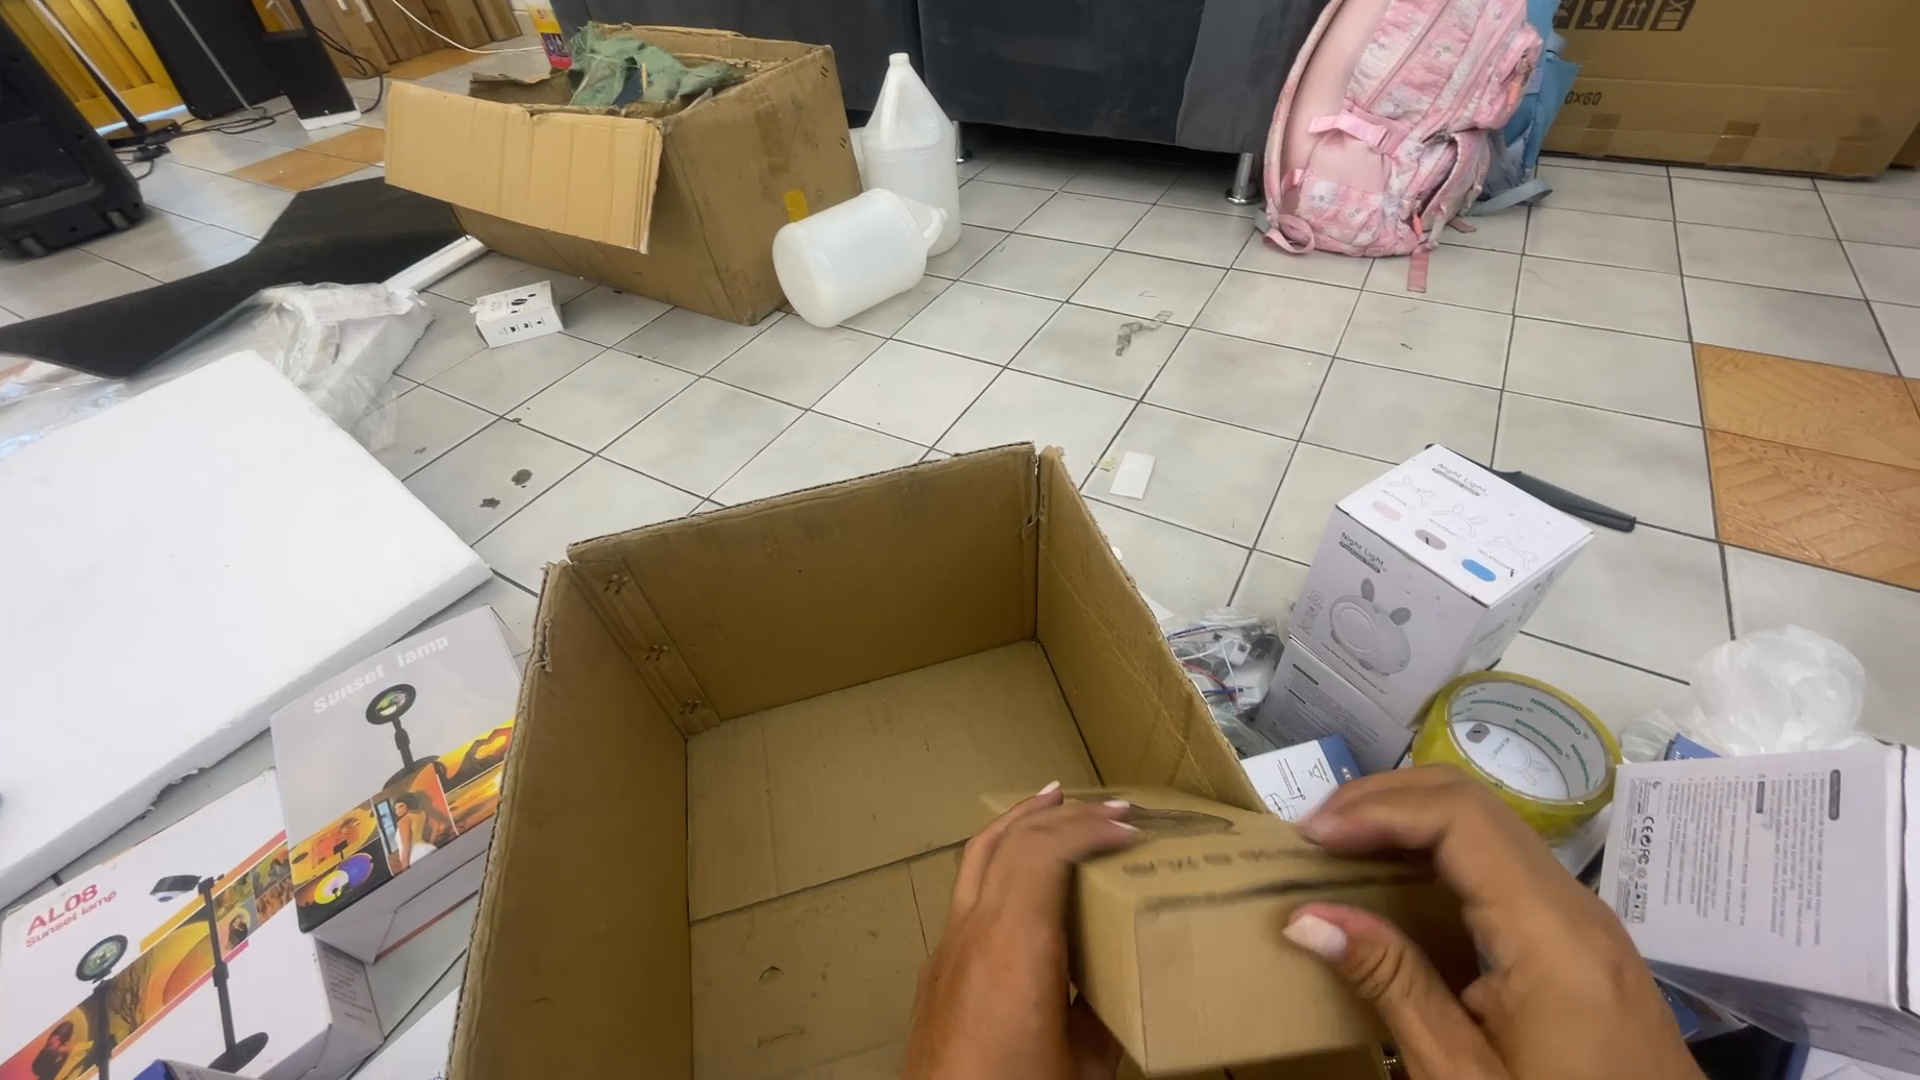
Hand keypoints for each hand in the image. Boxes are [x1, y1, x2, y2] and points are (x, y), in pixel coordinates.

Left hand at [901, 783, 1139, 1079]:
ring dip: (1020, 819)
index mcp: (1015, 949)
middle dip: (1062, 813)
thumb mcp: (1082, 1071)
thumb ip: (1102, 1020)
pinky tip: (1018, 865)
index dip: (1088, 828)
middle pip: (1012, 840)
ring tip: (1053, 798)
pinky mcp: (936, 962)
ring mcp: (948, 942)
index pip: (1045, 851)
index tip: (1130, 828)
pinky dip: (999, 854)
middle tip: (1108, 805)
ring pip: (979, 853)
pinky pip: (967, 885)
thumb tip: (1121, 987)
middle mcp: (975, 930)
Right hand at [1283, 766, 1702, 1079]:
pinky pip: (1493, 854)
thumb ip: (1391, 984)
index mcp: (1551, 935)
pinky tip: (1390, 872)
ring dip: (1403, 815)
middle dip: (1380, 798)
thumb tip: (1304, 916)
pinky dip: (1429, 842)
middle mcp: (1574, 904)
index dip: (1376, 810)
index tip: (1312, 838)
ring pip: (1482, 818)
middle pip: (1468, 799)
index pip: (1458, 816)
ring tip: (1340, 844)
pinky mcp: (1575, 931)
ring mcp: (1580, 914)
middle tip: (1315, 831)